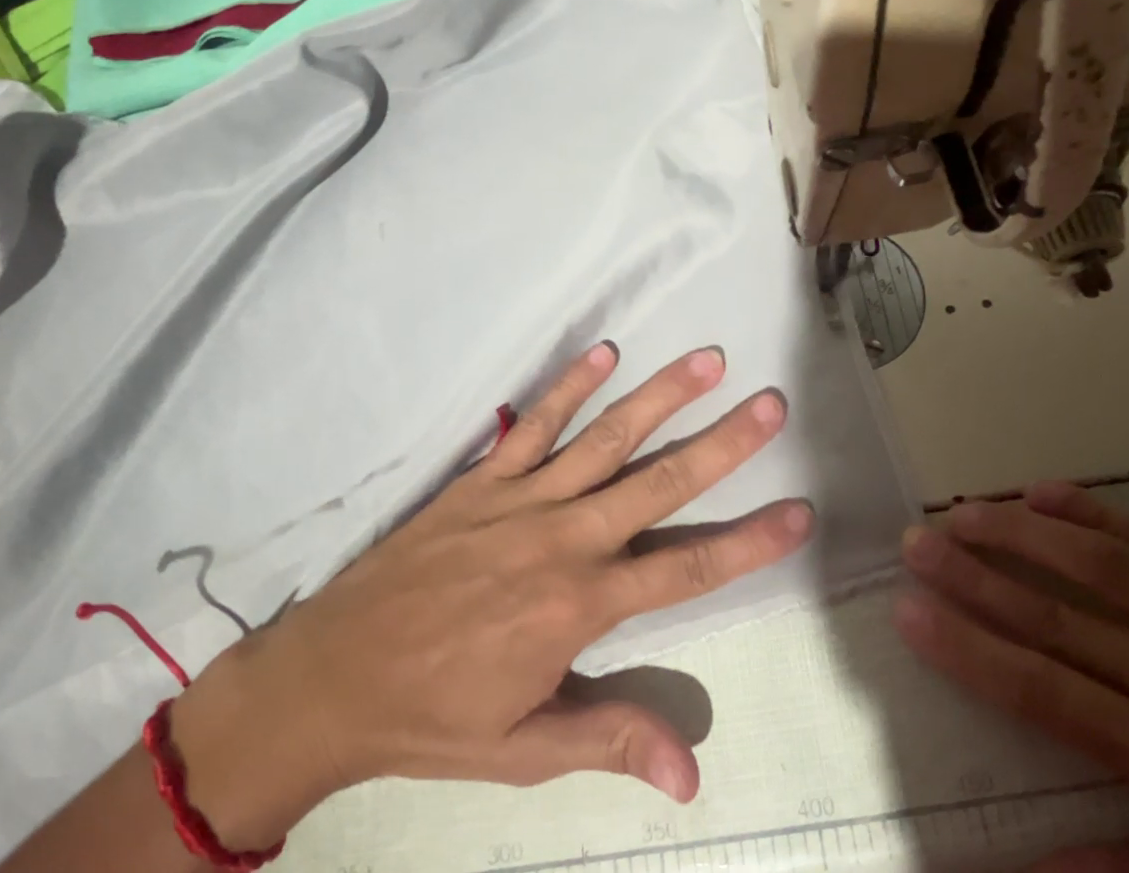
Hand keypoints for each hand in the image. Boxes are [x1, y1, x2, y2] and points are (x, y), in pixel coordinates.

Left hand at [180, 344, 811, 817]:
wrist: (329, 678)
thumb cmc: (434, 718)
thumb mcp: (525, 748)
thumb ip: (610, 740)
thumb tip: (692, 776)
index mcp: (579, 607)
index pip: (684, 569)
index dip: (747, 543)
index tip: (799, 512)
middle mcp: (560, 541)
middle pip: (658, 484)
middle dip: (722, 444)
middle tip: (771, 403)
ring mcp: (519, 502)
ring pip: (604, 440)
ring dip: (660, 398)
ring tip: (707, 359)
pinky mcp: (479, 482)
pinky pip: (531, 425)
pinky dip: (567, 387)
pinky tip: (604, 353)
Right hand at [895, 482, 1128, 872]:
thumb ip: (1106, 869)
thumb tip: (995, 869)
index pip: (1043, 689)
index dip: (967, 645)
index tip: (907, 607)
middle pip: (1063, 613)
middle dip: (978, 573)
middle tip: (918, 539)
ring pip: (1110, 562)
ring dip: (1027, 530)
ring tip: (966, 509)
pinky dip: (1103, 514)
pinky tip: (1054, 494)